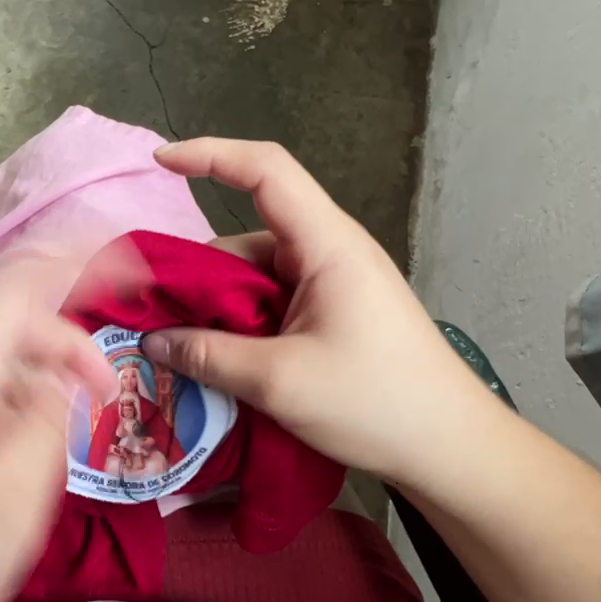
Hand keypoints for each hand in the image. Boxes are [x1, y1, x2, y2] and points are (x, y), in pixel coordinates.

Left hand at [0, 257, 115, 601]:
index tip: (132, 266)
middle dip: (63, 345)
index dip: (78, 261)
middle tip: (107, 398)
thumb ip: (47, 422)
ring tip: (67, 432)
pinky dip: (3, 405)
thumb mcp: (12, 501)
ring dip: (33, 381)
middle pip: (1, 324)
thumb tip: (58, 379)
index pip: (18, 285)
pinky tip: (17, 453)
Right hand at [143, 138, 496, 483]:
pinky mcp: (332, 315)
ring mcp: (332, 285)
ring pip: (254, 279)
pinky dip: (240, 327)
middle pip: (246, 239)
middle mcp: (328, 253)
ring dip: (218, 310)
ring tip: (186, 354)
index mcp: (326, 245)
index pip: (266, 170)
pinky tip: (220, 361)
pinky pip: (271, 305)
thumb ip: (208, 356)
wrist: (449, 446)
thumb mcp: (279, 381)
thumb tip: (151, 342)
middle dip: (198, 274)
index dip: (211, 155)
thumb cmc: (375, 402)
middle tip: (155, 320)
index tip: (160, 163)